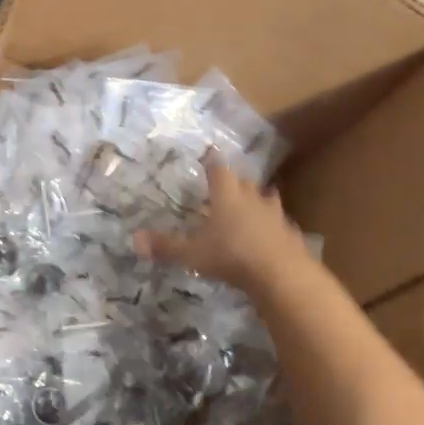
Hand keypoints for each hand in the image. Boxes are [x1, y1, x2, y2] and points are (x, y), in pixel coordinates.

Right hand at [133, 159, 308, 291]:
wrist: (279, 273)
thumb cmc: (231, 256)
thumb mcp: (192, 254)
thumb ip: (166, 246)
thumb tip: (135, 239)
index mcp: (227, 196)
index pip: (218, 170)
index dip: (212, 161)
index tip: (210, 152)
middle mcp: (252, 198)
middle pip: (243, 182)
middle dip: (234, 182)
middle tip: (227, 184)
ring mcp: (274, 214)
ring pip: (266, 199)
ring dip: (257, 199)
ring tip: (252, 203)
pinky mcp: (288, 233)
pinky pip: (277, 223)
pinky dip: (270, 225)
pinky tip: (268, 234)